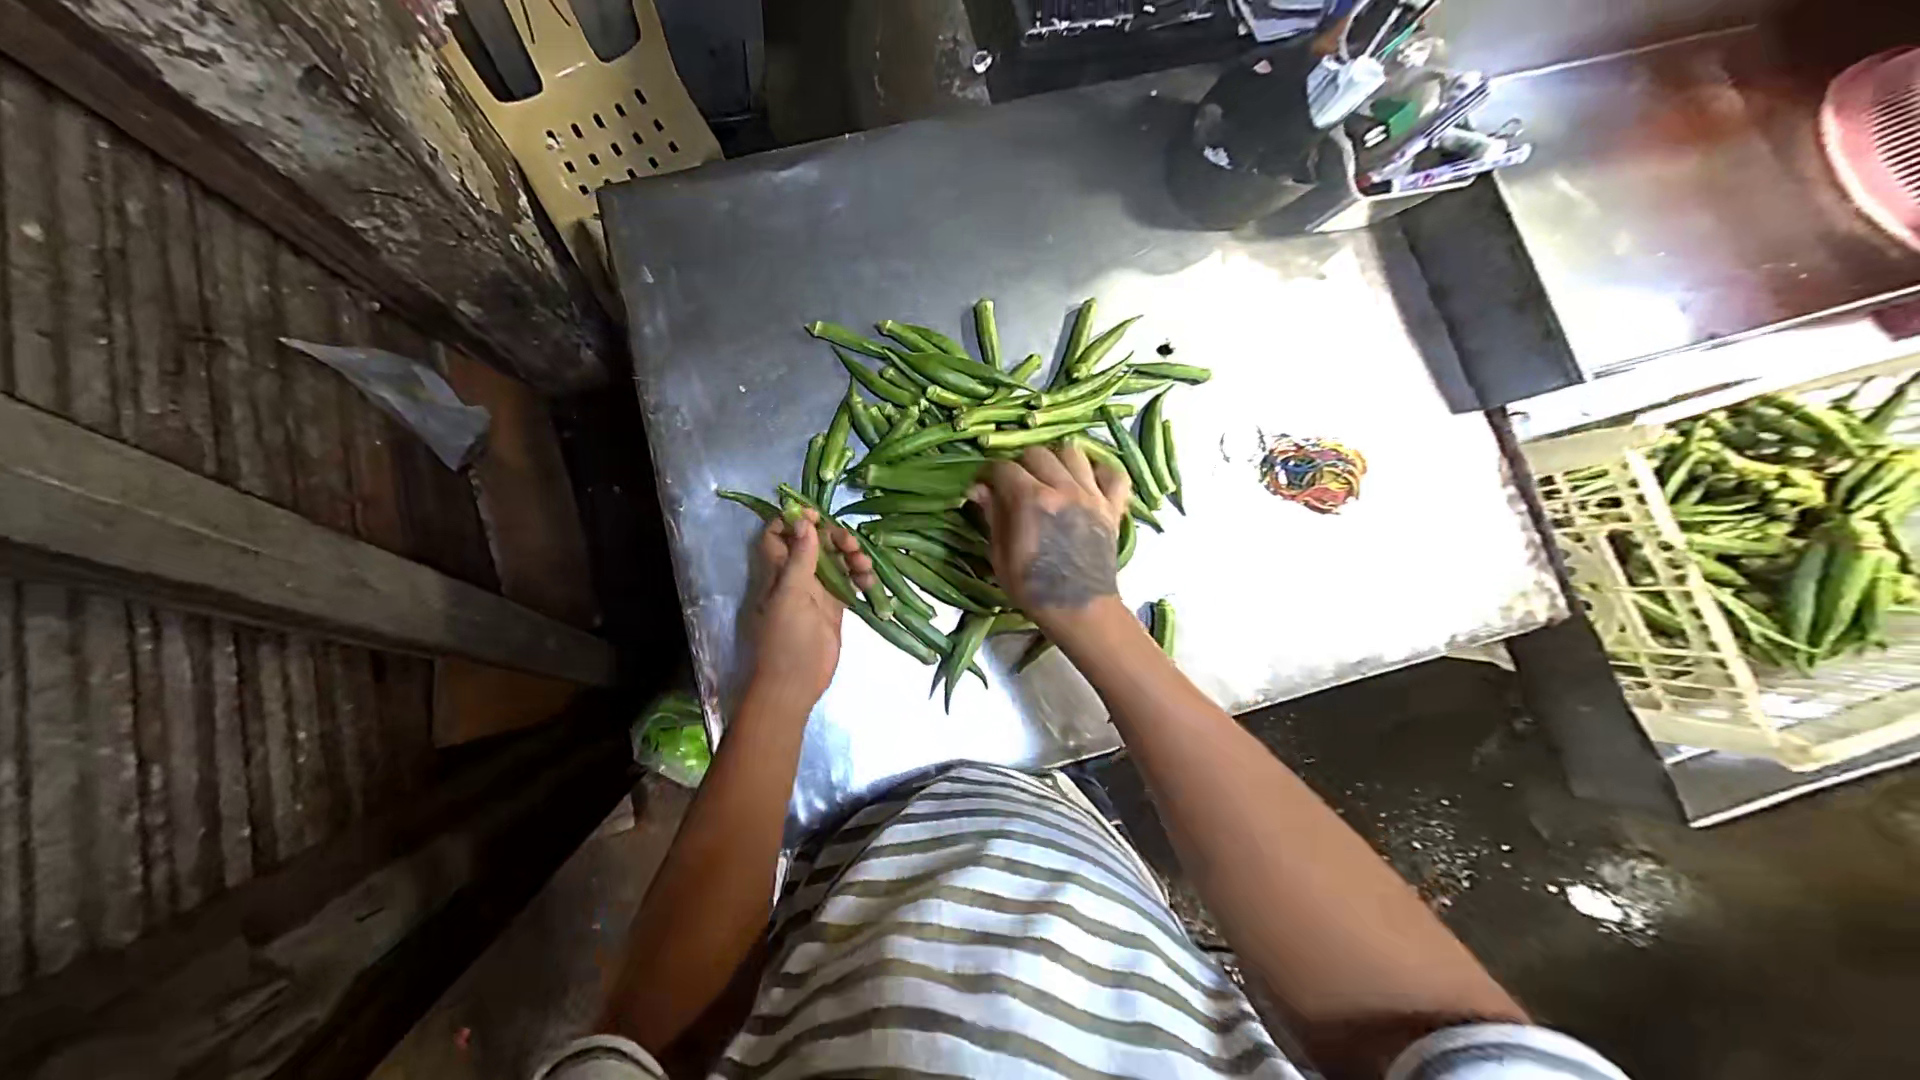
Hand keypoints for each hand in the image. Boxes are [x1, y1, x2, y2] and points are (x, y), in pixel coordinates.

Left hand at [748, 509, 874, 704]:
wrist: (796, 682)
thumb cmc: (786, 638)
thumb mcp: (790, 594)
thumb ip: (799, 558)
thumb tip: (804, 521)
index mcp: (777, 570)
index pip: (779, 534)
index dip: (795, 520)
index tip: (817, 515)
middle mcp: (796, 576)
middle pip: (814, 543)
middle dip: (833, 537)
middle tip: (850, 544)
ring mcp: (817, 591)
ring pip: (835, 561)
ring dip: (851, 556)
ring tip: (864, 565)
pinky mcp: (835, 606)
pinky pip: (849, 582)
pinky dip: (860, 577)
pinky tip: (869, 581)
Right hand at [969, 444, 1130, 629]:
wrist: (1079, 610)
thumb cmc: (1033, 588)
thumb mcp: (999, 556)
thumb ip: (991, 516)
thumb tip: (978, 488)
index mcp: (1031, 500)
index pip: (1004, 468)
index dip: (990, 474)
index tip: (986, 485)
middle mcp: (1063, 488)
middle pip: (1037, 453)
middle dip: (1021, 464)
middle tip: (1016, 484)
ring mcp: (1092, 495)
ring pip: (1072, 453)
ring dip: (1056, 460)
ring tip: (1049, 477)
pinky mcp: (1112, 507)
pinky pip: (1113, 473)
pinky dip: (1100, 471)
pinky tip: (1087, 480)